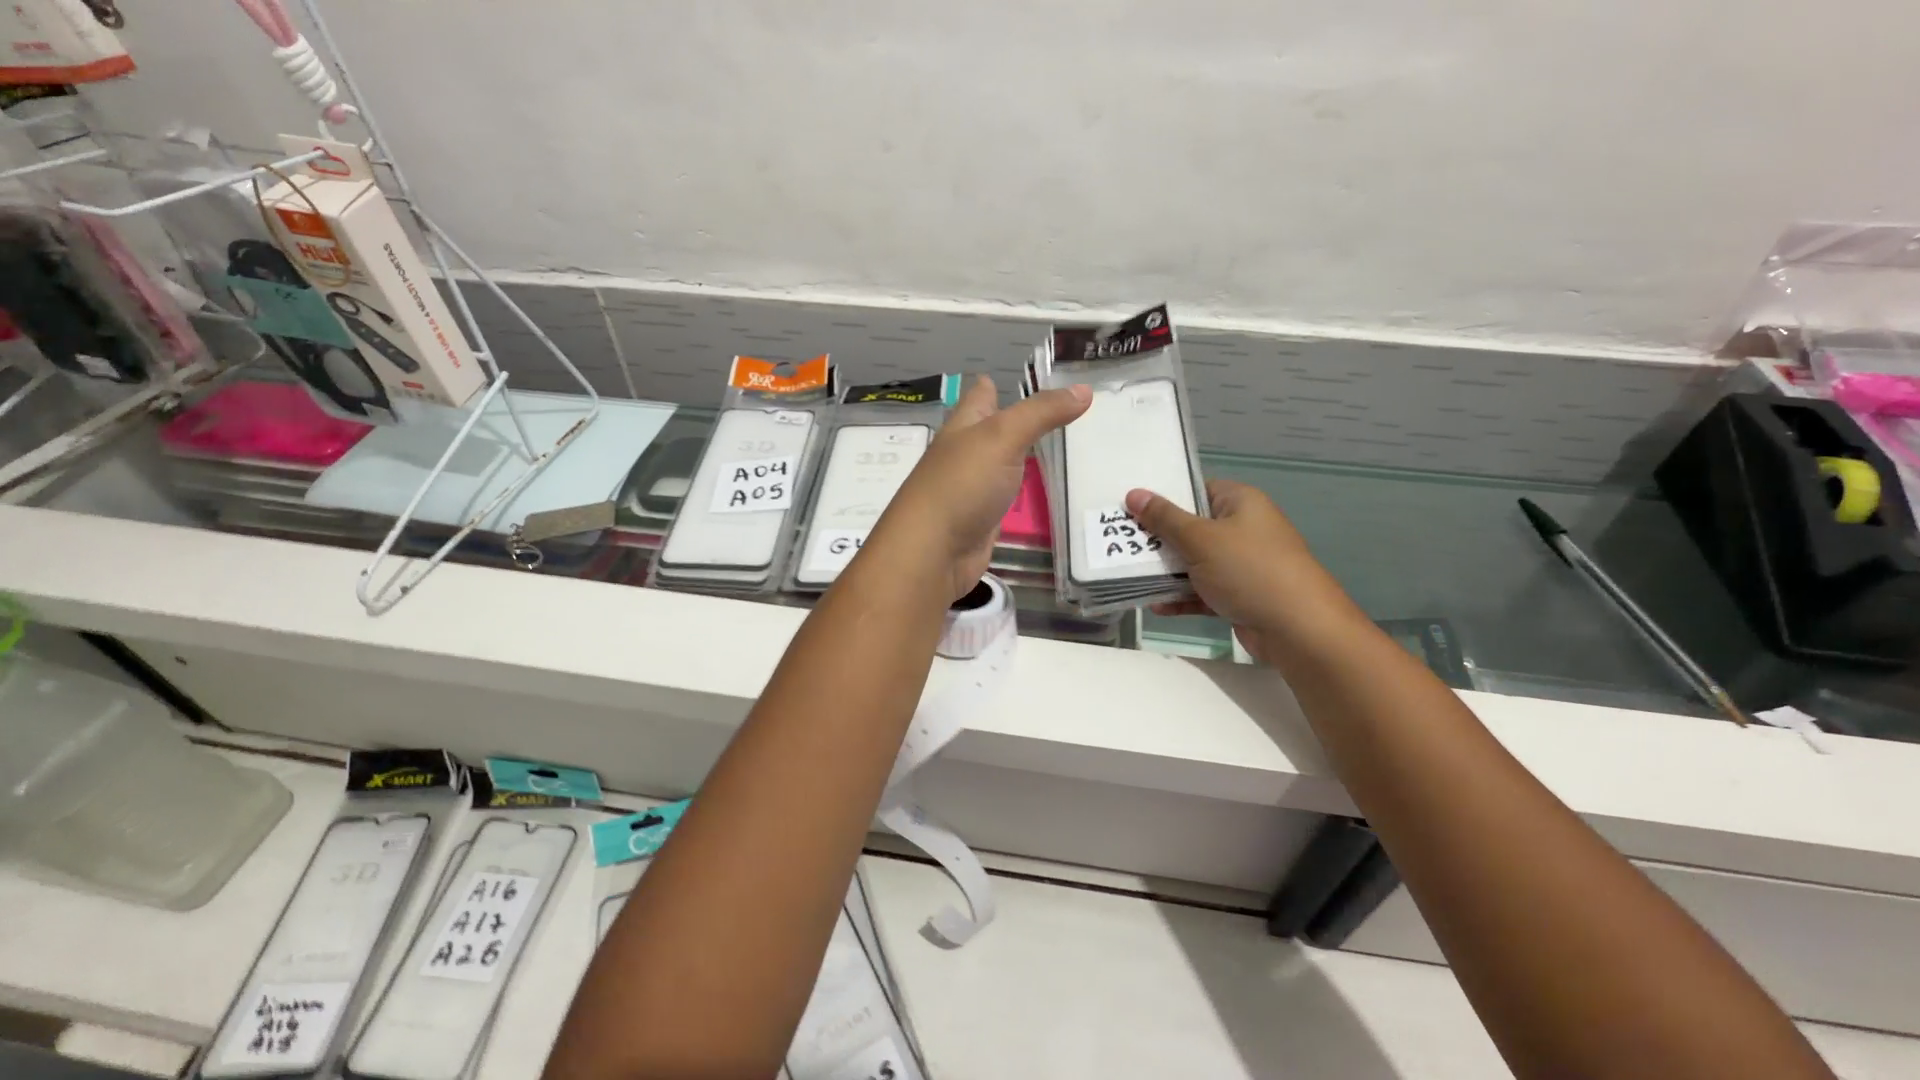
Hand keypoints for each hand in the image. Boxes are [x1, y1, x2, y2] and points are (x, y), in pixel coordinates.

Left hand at [874, 376, 1090, 601]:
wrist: (933, 552)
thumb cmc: (962, 484)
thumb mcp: (1003, 437)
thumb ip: (1042, 413)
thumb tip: (1085, 389)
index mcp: (963, 426)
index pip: (981, 395)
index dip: (998, 384)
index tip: (1024, 378)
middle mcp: (965, 453)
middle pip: (991, 430)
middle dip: (1016, 420)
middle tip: (1057, 411)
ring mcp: (971, 489)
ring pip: (1001, 465)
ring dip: (1021, 457)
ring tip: (1059, 446)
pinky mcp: (981, 519)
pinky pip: (1006, 498)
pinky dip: (1022, 492)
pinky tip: (1040, 490)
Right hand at [1125, 478, 1361, 663]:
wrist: (1298, 628)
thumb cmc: (1248, 570)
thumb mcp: (1200, 539)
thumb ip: (1164, 519)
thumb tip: (1134, 494)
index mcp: (1240, 503)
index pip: (1197, 490)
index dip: (1165, 498)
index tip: (1131, 509)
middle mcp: (1244, 529)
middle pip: (1193, 527)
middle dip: (1159, 539)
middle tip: (1123, 544)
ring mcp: (1243, 565)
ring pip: (1196, 562)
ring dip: (1167, 572)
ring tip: (1131, 576)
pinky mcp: (1240, 596)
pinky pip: (1204, 591)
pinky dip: (1183, 597)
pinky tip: (1157, 606)